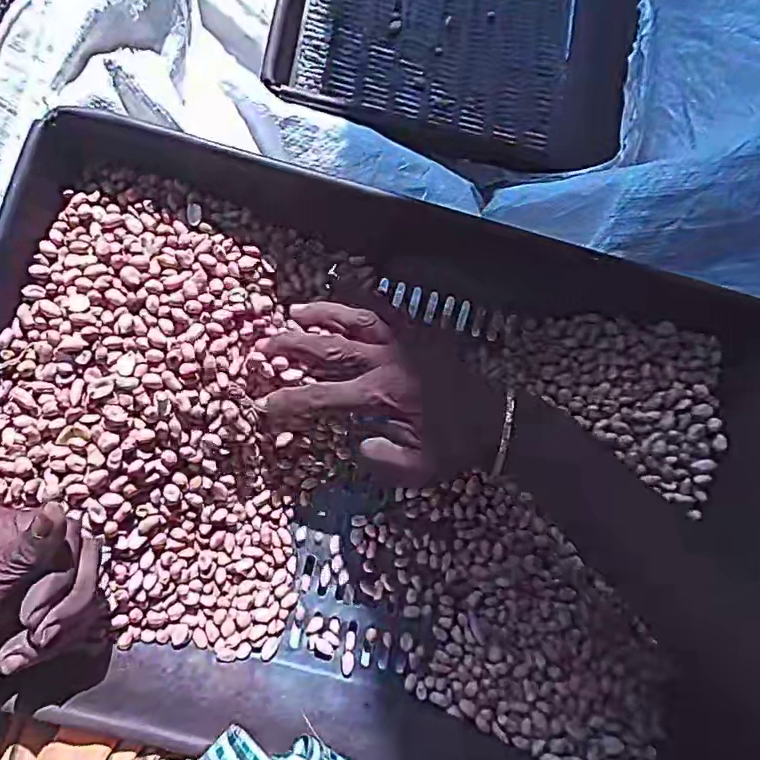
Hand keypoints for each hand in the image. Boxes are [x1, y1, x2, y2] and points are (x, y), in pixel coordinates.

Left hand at [0, 503, 107, 759]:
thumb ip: (20, 549)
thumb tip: (57, 511)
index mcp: (7, 530)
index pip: (68, 528)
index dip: (63, 566)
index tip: (33, 605)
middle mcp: (30, 551)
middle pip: (86, 559)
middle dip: (65, 600)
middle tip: (29, 626)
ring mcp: (41, 585)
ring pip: (89, 590)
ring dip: (61, 625)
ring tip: (22, 646)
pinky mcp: (47, 618)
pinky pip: (82, 620)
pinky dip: (58, 643)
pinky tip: (19, 656)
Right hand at [255, 274, 503, 487]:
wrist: (494, 420)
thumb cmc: (454, 446)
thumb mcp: (417, 469)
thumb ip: (381, 459)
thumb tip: (354, 442)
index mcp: (381, 395)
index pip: (324, 396)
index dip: (290, 400)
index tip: (264, 404)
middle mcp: (385, 361)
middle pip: (329, 347)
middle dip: (292, 345)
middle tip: (265, 343)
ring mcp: (402, 342)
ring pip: (354, 319)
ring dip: (323, 314)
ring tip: (296, 311)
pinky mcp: (417, 333)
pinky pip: (389, 309)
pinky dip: (367, 298)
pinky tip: (351, 290)